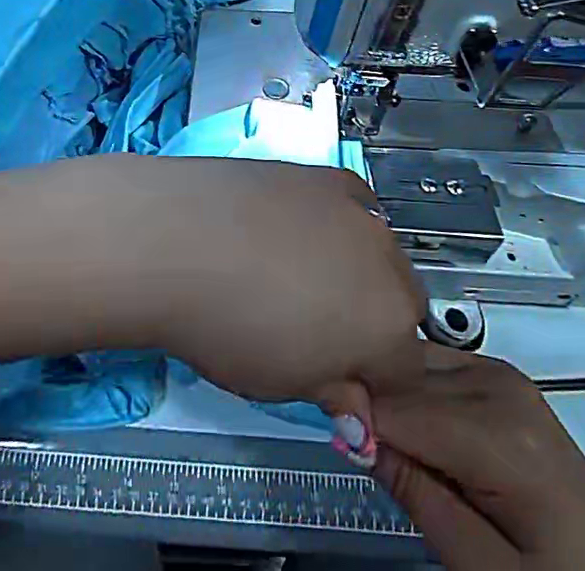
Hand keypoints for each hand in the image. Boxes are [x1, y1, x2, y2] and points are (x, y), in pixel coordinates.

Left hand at [34, 155, 425, 403]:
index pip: (407, 366)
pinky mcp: (329, 176)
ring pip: (376, 251)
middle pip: (400, 302)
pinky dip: (333, 224)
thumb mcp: (280, 384)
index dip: (371, 380)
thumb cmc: (227, 326)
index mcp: (387, 325)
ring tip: (292, 273)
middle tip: (314, 328)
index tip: (337, 380)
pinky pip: (350, 208)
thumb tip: (354, 408)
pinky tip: (291, 229)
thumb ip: (332, 393)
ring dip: (353, 269)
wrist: (178, 240)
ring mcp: (358, 211)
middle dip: (370, 322)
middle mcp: (387, 261)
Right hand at [368, 345, 584, 569]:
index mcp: (500, 432)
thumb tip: (354, 431)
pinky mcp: (502, 378)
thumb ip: (418, 493)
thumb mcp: (484, 567)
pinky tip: (412, 426)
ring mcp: (503, 375)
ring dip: (389, 395)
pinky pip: (435, 365)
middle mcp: (501, 384)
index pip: (396, 403)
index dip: (354, 416)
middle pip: (403, 373)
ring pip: (414, 362)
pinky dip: (412, 390)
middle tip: (353, 443)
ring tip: (384, 442)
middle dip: (370, 402)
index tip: (332, 436)